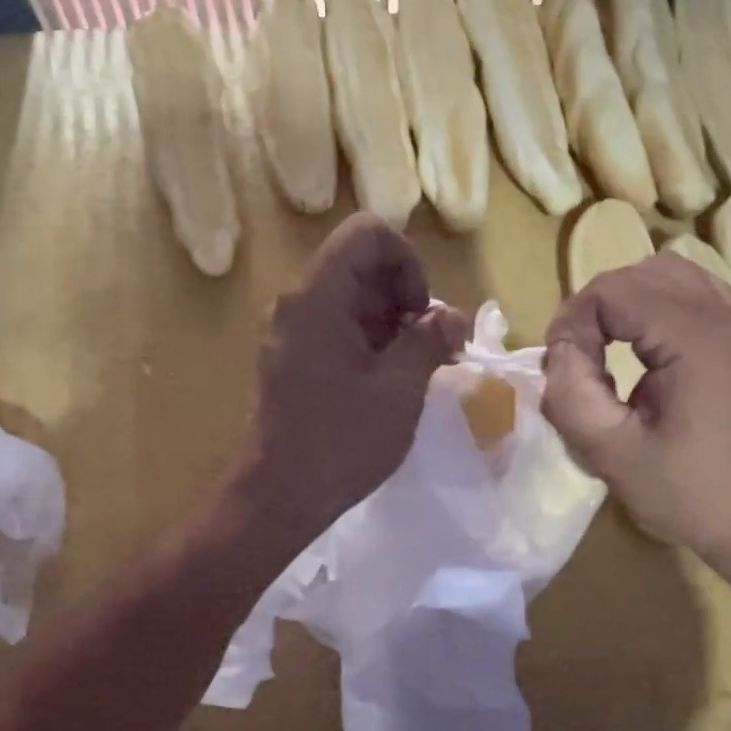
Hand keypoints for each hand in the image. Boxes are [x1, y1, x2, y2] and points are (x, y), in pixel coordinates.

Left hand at [244, 214, 470, 528]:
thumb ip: (429, 340)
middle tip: (431, 348)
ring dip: (392, 323)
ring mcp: (291, 331)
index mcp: (318, 296)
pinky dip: (370, 342)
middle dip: (406, 297)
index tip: (421, 314)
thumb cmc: (341, 442)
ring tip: (417, 370)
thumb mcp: (400, 389)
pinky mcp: (291, 358)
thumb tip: (451, 318)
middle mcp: (297, 302)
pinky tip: (389, 383)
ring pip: (351, 299)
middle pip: (361, 266)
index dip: (408, 262)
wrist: (279, 496)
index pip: (369, 234)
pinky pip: (336, 327)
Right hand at [542, 252, 730, 579]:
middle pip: (637, 273)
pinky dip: (654, 307)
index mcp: (694, 337)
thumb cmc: (688, 492)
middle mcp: (723, 314)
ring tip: (603, 350)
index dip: (572, 323)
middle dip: (593, 309)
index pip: (611, 291)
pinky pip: (691, 292)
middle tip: (575, 362)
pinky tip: (642, 350)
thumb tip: (559, 350)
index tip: (561, 370)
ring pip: (666, 273)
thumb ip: (571, 394)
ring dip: (623, 304)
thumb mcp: (611, 454)